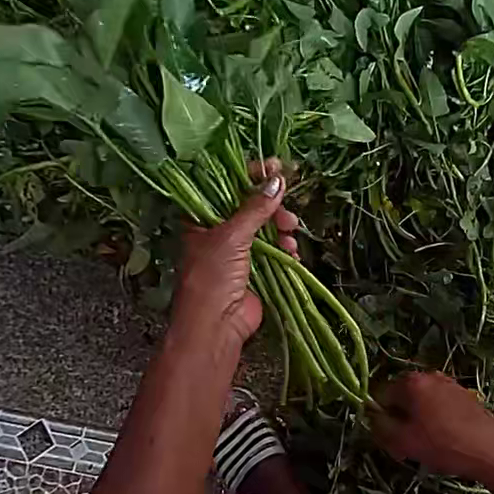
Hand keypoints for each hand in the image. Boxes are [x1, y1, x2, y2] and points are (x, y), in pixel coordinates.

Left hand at [167, 159, 300, 355]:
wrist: (216, 326)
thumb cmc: (211, 278)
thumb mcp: (231, 236)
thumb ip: (255, 208)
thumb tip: (277, 179)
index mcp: (201, 219)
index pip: (227, 186)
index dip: (250, 175)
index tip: (275, 167)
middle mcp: (218, 232)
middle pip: (251, 207)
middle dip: (272, 207)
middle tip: (287, 212)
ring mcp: (238, 251)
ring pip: (266, 228)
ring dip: (281, 229)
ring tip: (289, 236)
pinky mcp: (255, 269)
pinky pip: (275, 250)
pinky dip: (285, 249)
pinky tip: (291, 253)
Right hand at [370, 371, 493, 485]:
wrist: (492, 451)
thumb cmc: (444, 445)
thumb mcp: (403, 441)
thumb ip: (380, 425)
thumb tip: (371, 415)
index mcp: (411, 381)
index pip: (380, 395)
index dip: (380, 419)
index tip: (389, 439)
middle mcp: (430, 376)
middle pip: (402, 397)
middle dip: (400, 419)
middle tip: (406, 446)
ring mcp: (450, 384)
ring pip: (421, 403)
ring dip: (418, 422)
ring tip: (427, 447)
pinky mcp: (466, 396)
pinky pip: (440, 406)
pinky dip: (436, 421)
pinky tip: (445, 442)